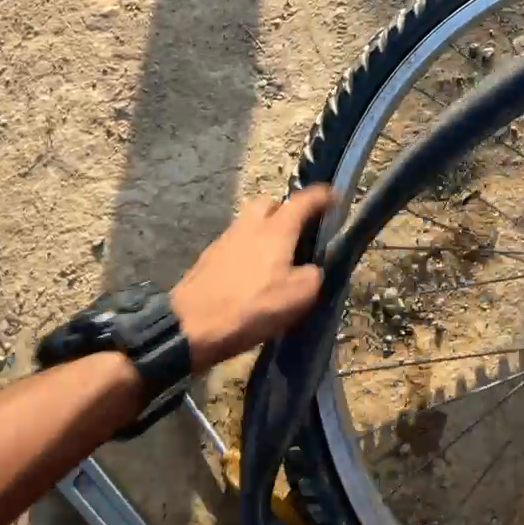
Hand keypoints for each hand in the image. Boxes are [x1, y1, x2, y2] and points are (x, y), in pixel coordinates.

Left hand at [171, 185, 333, 371]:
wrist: (188, 328)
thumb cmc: (251, 307)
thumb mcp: (299, 296)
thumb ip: (314, 275)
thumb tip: (311, 269)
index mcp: (278, 228)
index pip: (306, 200)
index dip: (324, 196)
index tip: (335, 199)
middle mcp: (251, 225)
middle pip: (271, 204)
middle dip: (286, 212)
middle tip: (297, 233)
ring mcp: (225, 240)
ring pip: (250, 224)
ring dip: (264, 233)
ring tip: (274, 260)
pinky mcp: (208, 259)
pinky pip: (236, 244)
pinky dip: (247, 252)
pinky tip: (250, 277)